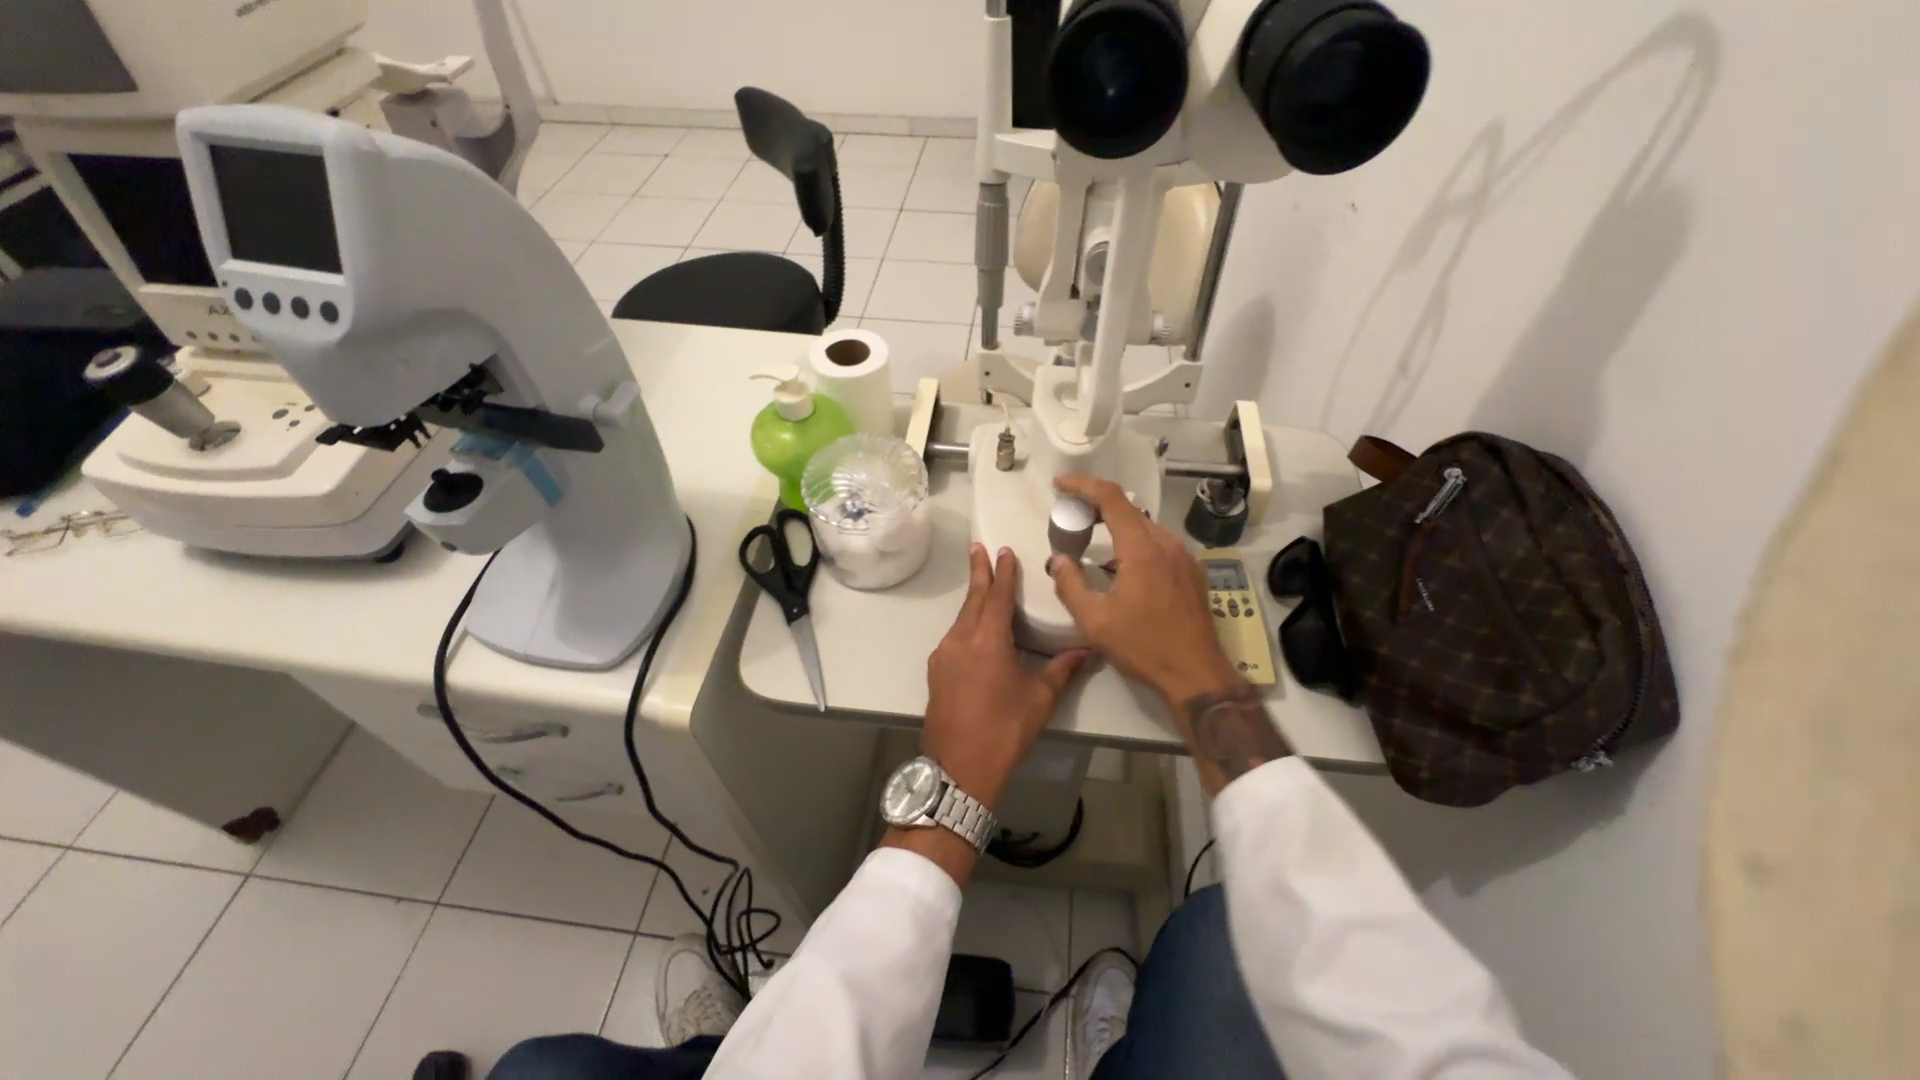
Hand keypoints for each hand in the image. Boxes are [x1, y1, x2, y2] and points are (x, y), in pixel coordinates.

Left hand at [923, 544, 1090, 810]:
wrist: (959, 770)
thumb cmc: (1004, 731)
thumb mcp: (1039, 700)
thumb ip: (1062, 670)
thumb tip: (1088, 650)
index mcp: (986, 640)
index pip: (996, 596)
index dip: (1002, 573)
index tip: (1003, 550)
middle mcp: (959, 640)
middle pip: (972, 600)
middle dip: (978, 573)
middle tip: (979, 548)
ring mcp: (943, 657)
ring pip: (960, 619)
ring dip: (972, 599)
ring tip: (982, 584)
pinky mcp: (936, 674)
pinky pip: (953, 637)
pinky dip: (966, 623)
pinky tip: (974, 628)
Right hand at [1048, 475, 1289, 793]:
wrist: (1196, 673)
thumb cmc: (1143, 646)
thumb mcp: (1094, 621)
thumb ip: (1070, 584)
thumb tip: (1057, 560)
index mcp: (1141, 549)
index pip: (1111, 498)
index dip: (1083, 485)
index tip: (1060, 484)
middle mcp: (1166, 544)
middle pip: (1128, 509)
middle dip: (1097, 505)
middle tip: (1071, 514)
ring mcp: (1184, 557)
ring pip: (1145, 527)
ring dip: (1117, 526)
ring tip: (1092, 539)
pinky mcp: (1192, 572)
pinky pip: (1159, 544)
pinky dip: (1135, 543)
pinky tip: (1122, 566)